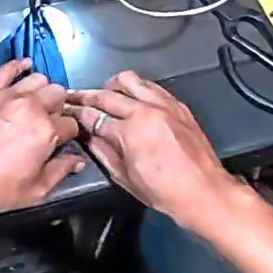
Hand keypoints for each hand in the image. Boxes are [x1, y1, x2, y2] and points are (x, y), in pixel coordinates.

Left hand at [0, 58, 84, 228]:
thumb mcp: (36, 191)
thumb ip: (60, 171)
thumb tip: (75, 162)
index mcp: (46, 131)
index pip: (71, 124)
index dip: (70, 134)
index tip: (64, 140)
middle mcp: (30, 107)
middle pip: (58, 94)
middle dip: (59, 108)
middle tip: (51, 122)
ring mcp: (7, 96)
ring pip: (38, 79)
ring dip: (43, 89)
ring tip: (38, 102)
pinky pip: (7, 70)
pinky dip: (18, 66)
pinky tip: (24, 65)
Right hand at [64, 71, 254, 233]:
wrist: (204, 192)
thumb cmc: (167, 192)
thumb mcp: (124, 178)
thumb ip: (103, 152)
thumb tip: (89, 137)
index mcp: (129, 132)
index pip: (93, 116)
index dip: (75, 113)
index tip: (67, 111)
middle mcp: (145, 112)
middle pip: (106, 95)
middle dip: (85, 96)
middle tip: (74, 97)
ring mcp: (163, 105)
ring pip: (129, 80)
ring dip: (111, 85)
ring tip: (104, 92)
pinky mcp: (177, 105)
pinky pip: (152, 86)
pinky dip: (137, 88)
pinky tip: (132, 96)